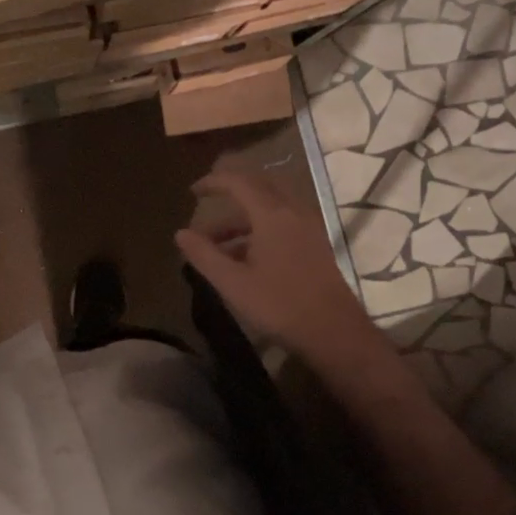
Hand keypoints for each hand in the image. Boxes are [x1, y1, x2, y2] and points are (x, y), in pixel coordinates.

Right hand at [175, 168, 379, 356]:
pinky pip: (282, 222)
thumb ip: (204, 255)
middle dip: (231, 190)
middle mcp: (293, 212)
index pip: (239, 183)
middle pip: (260, 187)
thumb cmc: (279, 305)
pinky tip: (242, 256)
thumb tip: (181, 234)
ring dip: (242, 217)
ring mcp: (309, 228)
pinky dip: (258, 228)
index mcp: (272, 215)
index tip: (192, 191)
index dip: (214, 182)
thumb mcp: (233, 283)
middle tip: (207, 199)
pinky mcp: (316, 245)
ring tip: (215, 242)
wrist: (334, 332)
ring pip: (271, 207)